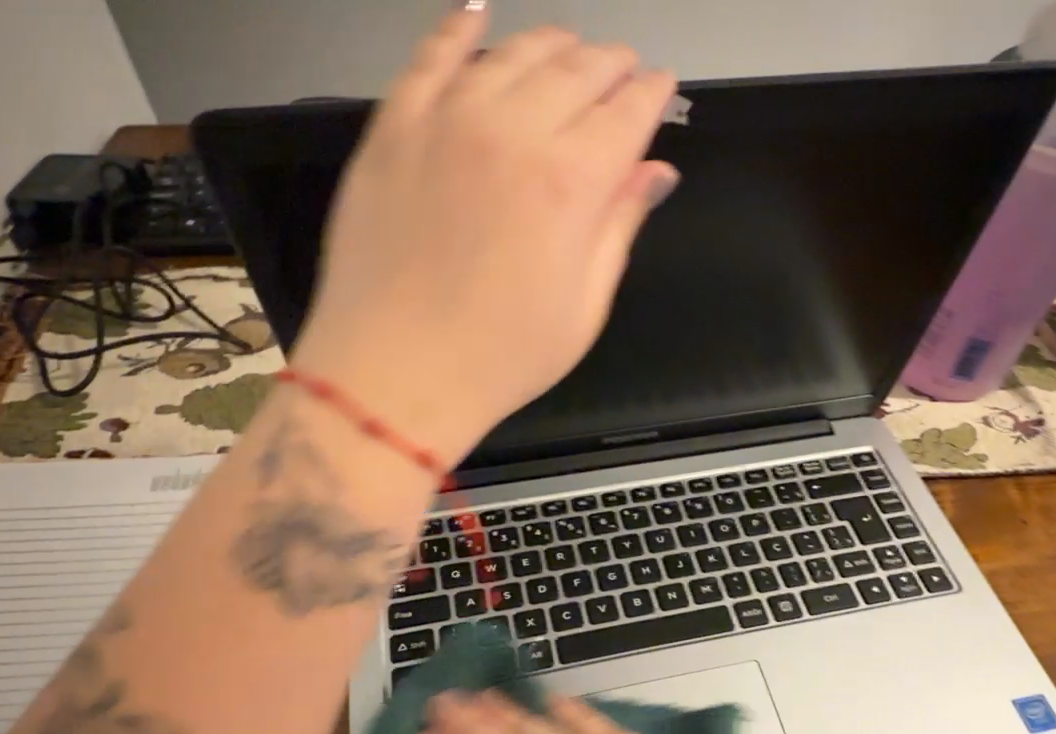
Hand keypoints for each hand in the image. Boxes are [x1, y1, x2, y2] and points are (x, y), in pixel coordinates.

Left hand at [292, 5, 680, 462]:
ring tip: (568, 49)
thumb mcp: (583, 307)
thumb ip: (619, 227)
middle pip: (577, 70)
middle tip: (622, 69)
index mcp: (571, 181)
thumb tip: (654, 173)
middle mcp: (513, 132)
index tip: (662, 90)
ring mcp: (446, 122)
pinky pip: (429, 57)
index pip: (628, 111)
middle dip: (610, 65)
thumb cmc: (497, 358)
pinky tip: (476, 13)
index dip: (653, 95)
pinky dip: (457, 29)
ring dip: (551, 45)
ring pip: (512, 52)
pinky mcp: (393, 129)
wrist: (393, 376)